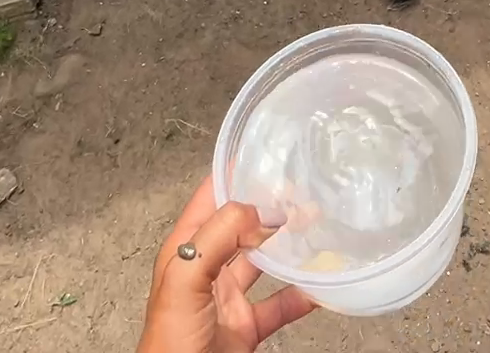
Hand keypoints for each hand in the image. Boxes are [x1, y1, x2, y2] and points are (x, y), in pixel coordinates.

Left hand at [136, 178, 316, 352]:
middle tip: (304, 189)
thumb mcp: (184, 280)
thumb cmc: (169, 347)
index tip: (271, 156)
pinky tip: (320, 285)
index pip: (212, 195)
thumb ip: (218, 236)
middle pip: (242, 223)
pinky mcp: (245, 328)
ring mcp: (227, 298)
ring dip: (289, 243)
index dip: (238, 173)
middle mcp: (207, 267)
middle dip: (271, 204)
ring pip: (264, 260)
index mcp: (186, 248)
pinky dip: (302, 294)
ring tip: (316, 224)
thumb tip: (259, 210)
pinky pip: (279, 304)